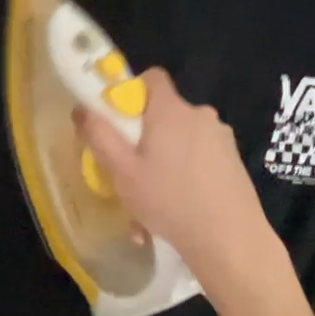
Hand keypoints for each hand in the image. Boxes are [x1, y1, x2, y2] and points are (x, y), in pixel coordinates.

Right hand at [75, 68, 284, 290]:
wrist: (228, 238)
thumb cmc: (168, 200)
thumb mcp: (122, 172)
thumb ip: (99, 136)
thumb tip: (81, 108)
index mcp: (171, 110)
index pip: (151, 78)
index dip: (130, 93)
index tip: (117, 123)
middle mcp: (200, 115)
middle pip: (163, 117)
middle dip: (143, 143)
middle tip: (127, 179)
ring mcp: (221, 139)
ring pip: (179, 145)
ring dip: (160, 170)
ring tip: (146, 212)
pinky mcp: (233, 162)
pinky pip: (197, 164)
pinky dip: (181, 183)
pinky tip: (171, 217)